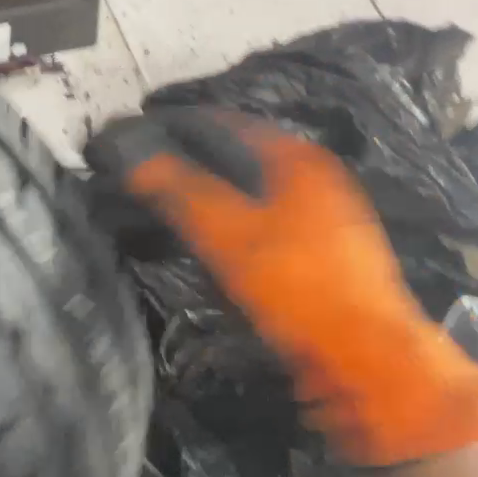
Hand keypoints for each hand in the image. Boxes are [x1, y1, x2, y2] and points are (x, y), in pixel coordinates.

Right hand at [84, 108, 477, 467]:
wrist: (361, 355)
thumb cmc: (292, 282)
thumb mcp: (221, 229)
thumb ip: (171, 184)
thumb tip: (117, 144)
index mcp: (293, 158)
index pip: (215, 121)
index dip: (163, 125)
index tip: (116, 136)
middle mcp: (309, 174)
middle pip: (226, 151)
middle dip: (173, 157)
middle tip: (122, 169)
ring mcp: (315, 211)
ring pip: (235, 184)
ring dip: (190, 187)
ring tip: (142, 199)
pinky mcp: (310, 245)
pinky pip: (245, 212)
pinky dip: (209, 213)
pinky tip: (183, 231)